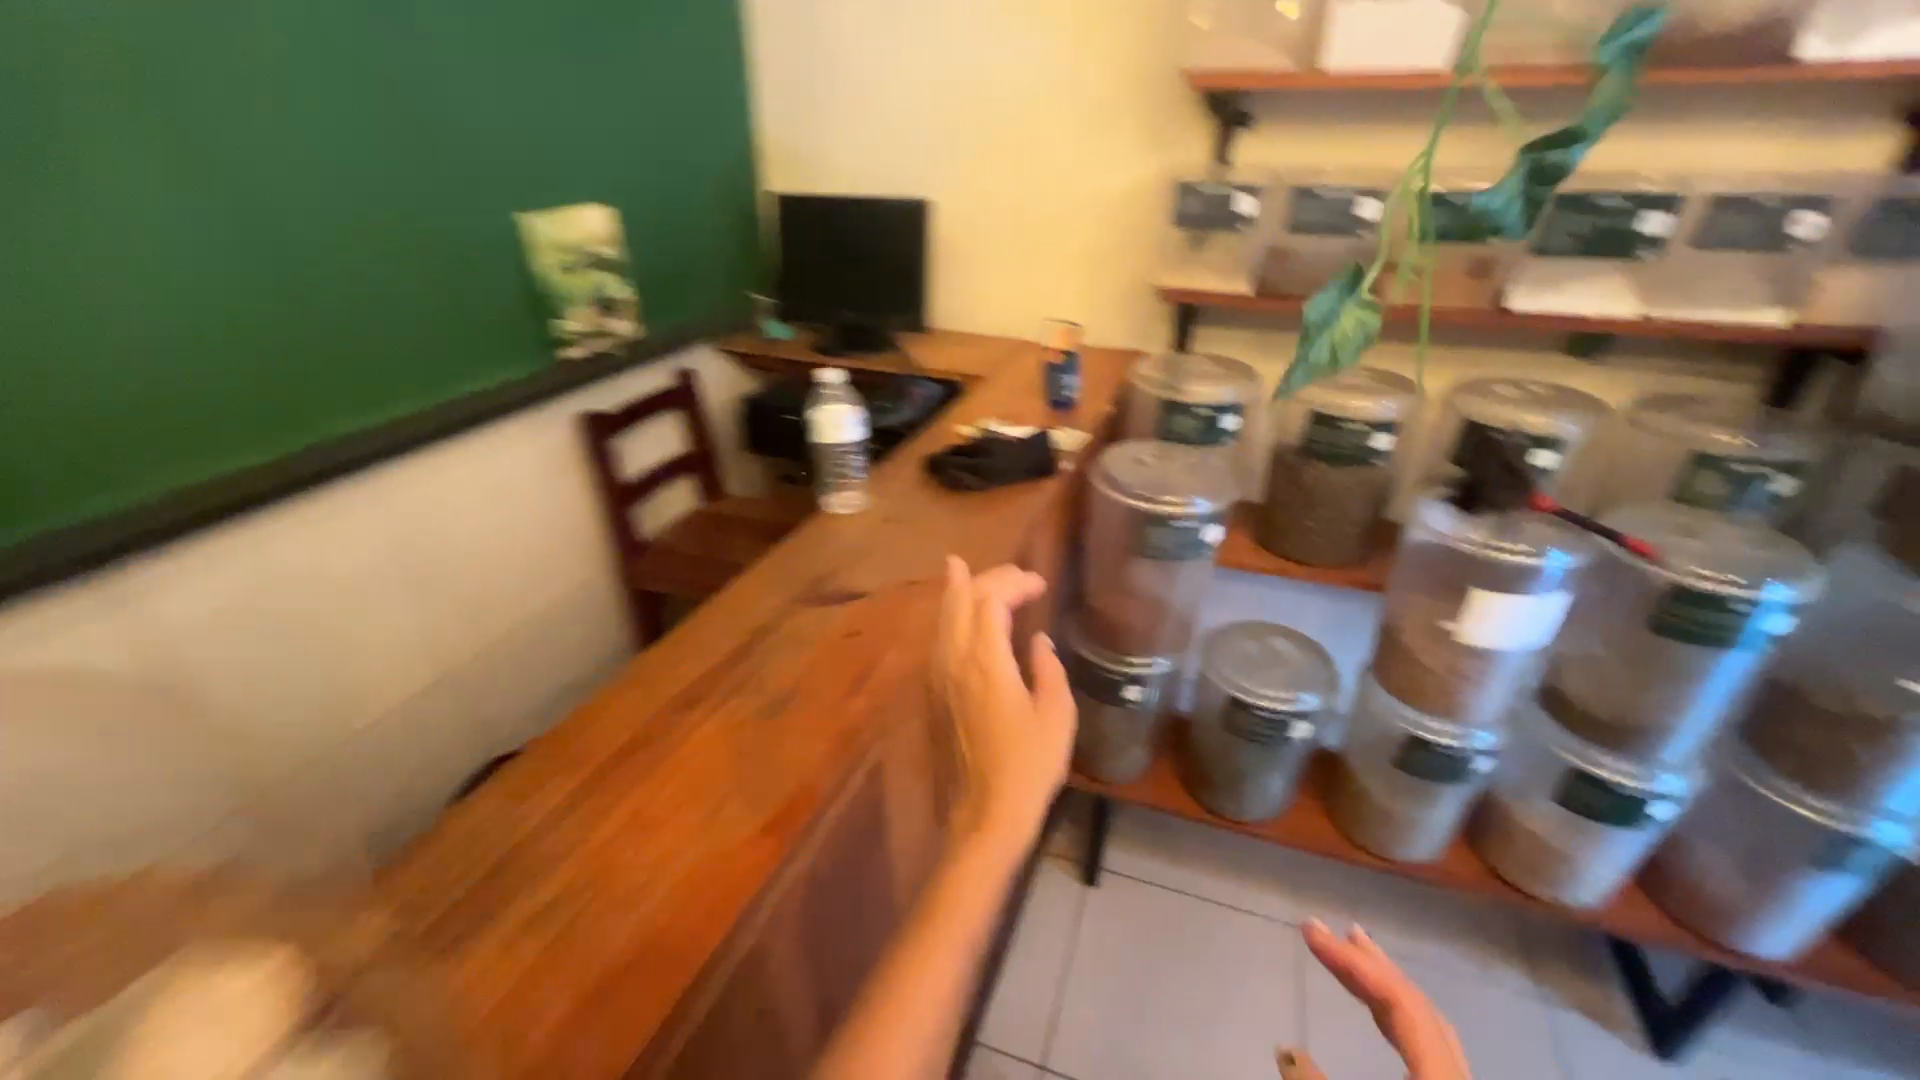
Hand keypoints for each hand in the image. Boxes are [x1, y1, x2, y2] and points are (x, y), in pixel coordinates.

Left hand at [935, 556, 1077, 851]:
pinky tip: (955, 618)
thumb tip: (1038, 642)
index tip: (1041, 585)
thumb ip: (1047, 669)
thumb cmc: (1029, 767)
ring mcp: (937, 677)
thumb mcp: (1056, 716)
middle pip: (960, 601)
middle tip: (1014, 574)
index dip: (1014, 583)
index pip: (991, 600)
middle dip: (985, 578)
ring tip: (959, 568)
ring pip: (942, 619)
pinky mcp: (933, 694)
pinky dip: (948, 617)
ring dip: (957, 592)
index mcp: (985, 660)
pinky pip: (938, 640)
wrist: (984, 815)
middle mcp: (953, 660)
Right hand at [1285, 919, 1472, 1079]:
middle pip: (1414, 1002)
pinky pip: (1427, 1041)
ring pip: (1425, 1021)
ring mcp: (1455, 1077)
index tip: (1309, 929)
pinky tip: (1382, 1013)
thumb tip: (1282, 1049)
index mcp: (1439, 1070)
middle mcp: (1455, 1068)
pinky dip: (1399, 1014)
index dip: (1350, 960)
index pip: (1395, 998)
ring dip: (1386, 984)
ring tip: (1357, 953)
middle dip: (1369, 963)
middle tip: (1332, 929)